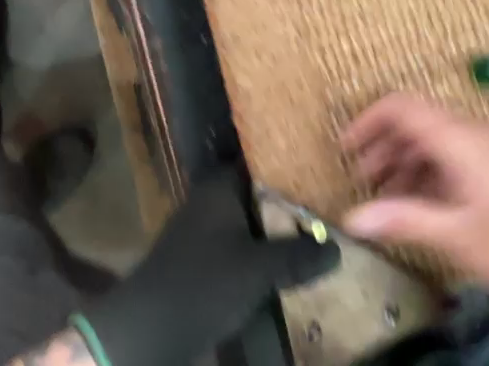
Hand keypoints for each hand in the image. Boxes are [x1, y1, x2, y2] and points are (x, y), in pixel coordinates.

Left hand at [77, 168, 339, 365]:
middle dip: (288, 198)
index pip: (257, 161)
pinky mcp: (202, 260)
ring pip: (248, 221)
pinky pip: (239, 246)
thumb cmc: (205, 282)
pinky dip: (260, 252)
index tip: (322, 164)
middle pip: (256, 192)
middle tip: (329, 201)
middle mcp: (210, 202)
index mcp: (219, 188)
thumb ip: (297, 254)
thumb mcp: (258, 268)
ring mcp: (204, 231)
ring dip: (275, 229)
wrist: (152, 327)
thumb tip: (336, 248)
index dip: (288, 161)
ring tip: (318, 232)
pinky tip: (286, 264)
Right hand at [340, 94, 488, 327]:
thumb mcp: (464, 239)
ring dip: (409, 162)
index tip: (346, 147)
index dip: (368, 119)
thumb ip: (406, 220)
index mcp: (465, 140)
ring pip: (440, 140)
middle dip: (385, 146)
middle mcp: (481, 133)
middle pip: (419, 122)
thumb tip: (354, 217)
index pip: (403, 105)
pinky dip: (436, 172)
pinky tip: (431, 206)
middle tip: (363, 180)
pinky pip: (462, 155)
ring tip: (392, 199)